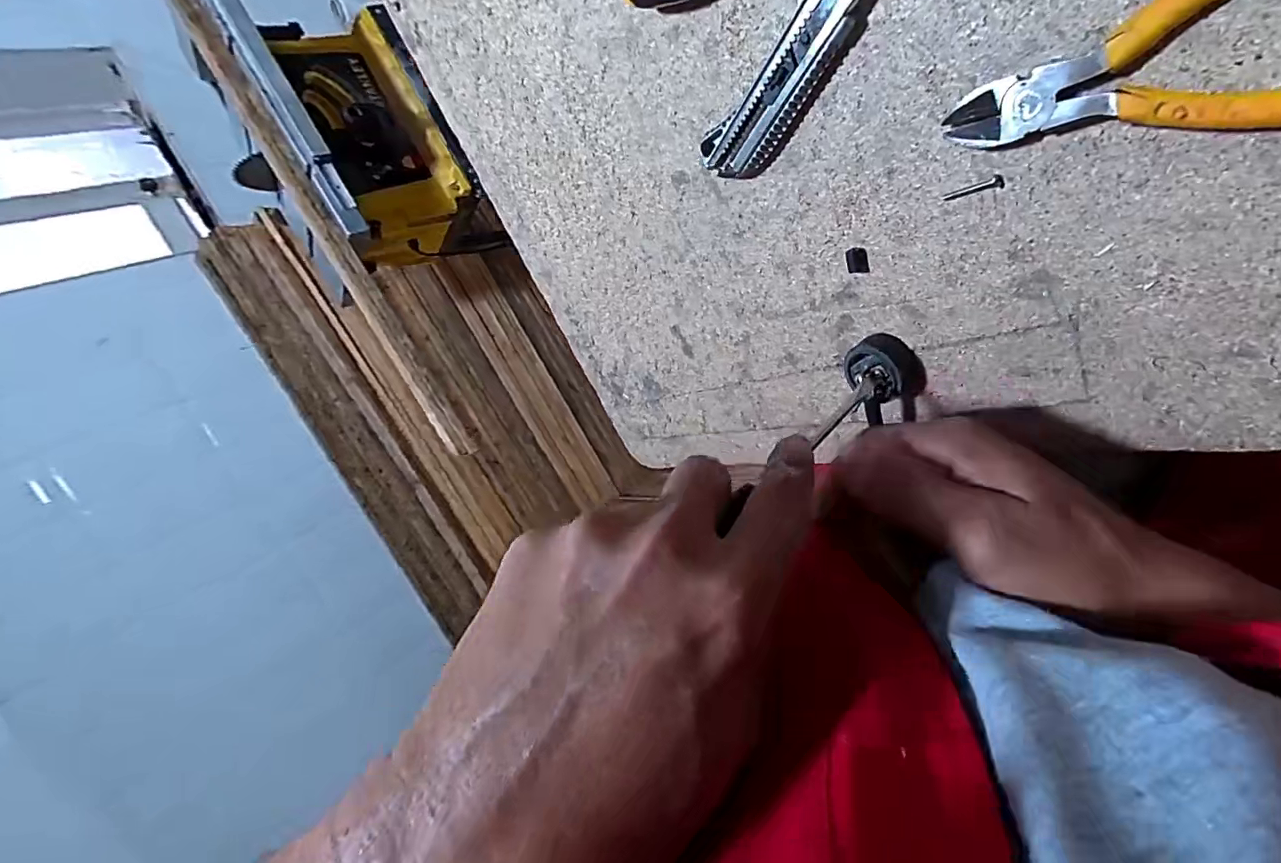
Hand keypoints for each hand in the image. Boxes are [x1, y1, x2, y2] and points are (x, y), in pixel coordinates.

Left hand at [278, 438, 816, 862]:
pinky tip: (558, 624)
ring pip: (639, 510)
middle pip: (705, 473)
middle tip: (688, 556)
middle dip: (709, 506)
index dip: (794, 470)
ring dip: (640, 546)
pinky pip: (580, 536)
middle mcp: (663, 545)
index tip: (794, 455)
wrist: (486, 828)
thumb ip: (753, 630)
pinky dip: (584, 568)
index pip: (781, 497)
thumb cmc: (634, 796)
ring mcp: (591, 534)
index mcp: (725, 594)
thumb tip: (754, 581)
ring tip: (606, 614)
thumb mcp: (733, 726)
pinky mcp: (533, 543)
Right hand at [830, 419, 1280, 624]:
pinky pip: (924, 515)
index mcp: (953, 442)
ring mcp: (970, 479)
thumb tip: (843, 462)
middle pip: (881, 466)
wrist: (1146, 598)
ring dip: (884, 529)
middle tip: (866, 565)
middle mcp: (956, 450)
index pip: (868, 446)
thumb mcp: (982, 532)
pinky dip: (909, 540)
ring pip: (899, 491)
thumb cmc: (1065, 567)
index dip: (843, 487)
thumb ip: (912, 493)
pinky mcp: (981, 509)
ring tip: (886, 575)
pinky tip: (911, 573)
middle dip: (863, 510)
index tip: (830, 538)